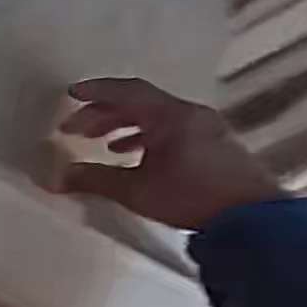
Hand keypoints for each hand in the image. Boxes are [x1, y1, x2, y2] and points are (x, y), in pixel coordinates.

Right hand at [56, 77, 286, 229]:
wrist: (250, 215)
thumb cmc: (189, 195)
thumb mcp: (134, 190)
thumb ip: (94, 180)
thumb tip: (56, 177)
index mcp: (170, 116)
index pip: (127, 92)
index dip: (96, 91)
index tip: (71, 94)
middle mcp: (188, 114)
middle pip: (139, 103)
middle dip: (102, 114)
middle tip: (74, 130)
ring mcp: (204, 128)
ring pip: (154, 116)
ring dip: (122, 125)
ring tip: (99, 143)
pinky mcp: (211, 145)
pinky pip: (168, 129)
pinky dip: (143, 136)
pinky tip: (130, 155)